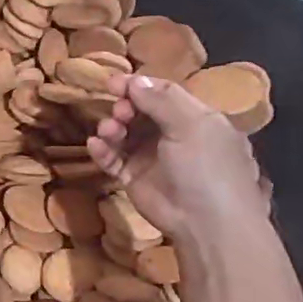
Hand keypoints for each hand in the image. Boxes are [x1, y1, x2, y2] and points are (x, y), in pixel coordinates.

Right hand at [84, 72, 268, 243]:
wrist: (206, 222)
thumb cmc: (207, 167)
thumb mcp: (192, 126)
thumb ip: (162, 101)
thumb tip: (135, 79)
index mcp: (196, 119)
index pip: (163, 95)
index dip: (139, 86)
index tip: (113, 82)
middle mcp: (173, 135)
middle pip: (140, 112)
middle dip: (124, 108)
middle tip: (118, 112)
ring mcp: (152, 157)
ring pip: (124, 134)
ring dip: (112, 128)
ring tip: (108, 132)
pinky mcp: (134, 178)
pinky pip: (113, 159)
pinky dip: (102, 151)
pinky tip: (95, 145)